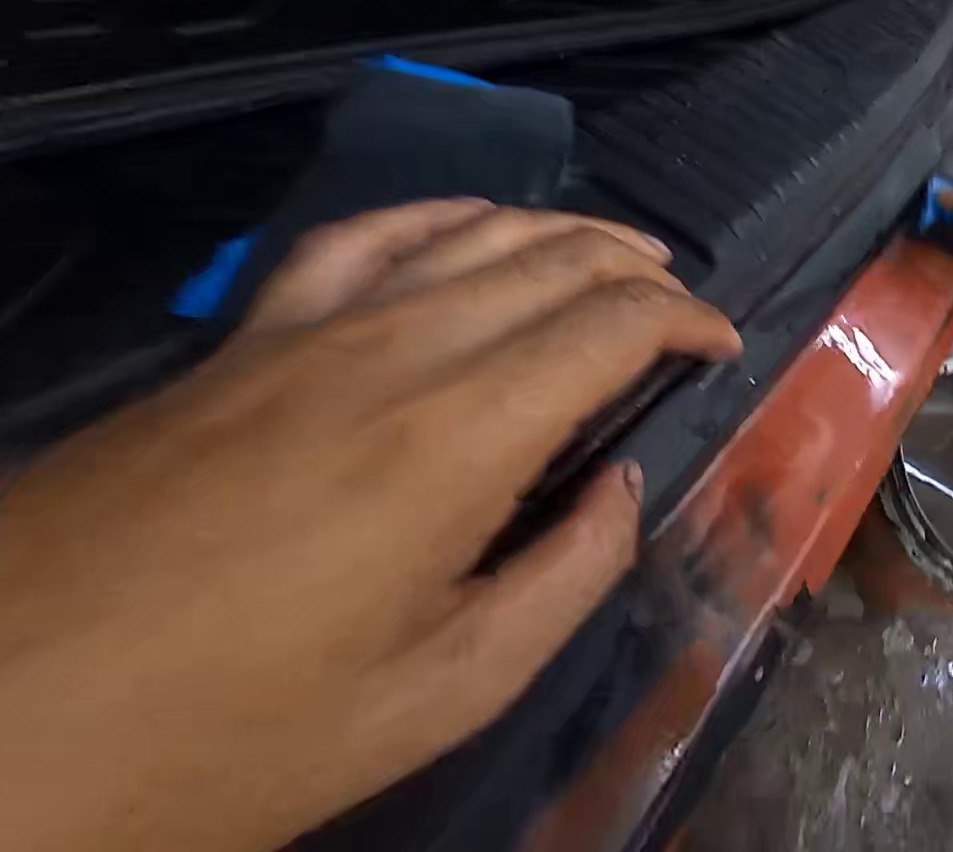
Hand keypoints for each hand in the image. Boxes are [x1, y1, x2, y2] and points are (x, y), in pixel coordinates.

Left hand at [0, 201, 740, 851]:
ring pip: (482, 234)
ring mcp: (313, 332)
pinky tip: (489, 224)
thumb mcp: (450, 689)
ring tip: (631, 257)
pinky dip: (450, 217)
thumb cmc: (223, 741)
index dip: (689, 323)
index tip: (723, 348)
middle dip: (649, 276)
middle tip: (690, 311)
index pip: (615, 326)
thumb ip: (575, 571)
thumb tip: (620, 486)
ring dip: (577, 236)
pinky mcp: (247, 341)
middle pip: (563, 264)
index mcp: (463, 435)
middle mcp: (402, 352)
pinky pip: (367, 237)